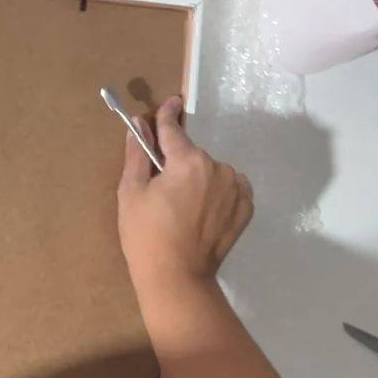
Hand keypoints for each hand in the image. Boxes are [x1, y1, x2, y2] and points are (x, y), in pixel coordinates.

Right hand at [116, 96, 253, 306]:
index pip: (174, 131)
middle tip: (159, 191)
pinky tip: (198, 214)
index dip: (166, 116)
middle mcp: (218, 168)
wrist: (177, 276)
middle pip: (191, 156)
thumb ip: (137, 156)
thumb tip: (137, 126)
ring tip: (179, 208)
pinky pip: (228, 189)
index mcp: (188, 161)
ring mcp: (237, 188)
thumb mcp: (131, 194)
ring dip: (196, 180)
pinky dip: (214, 194)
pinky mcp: (246, 207)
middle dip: (176, 164)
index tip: (170, 102)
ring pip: (211, 172)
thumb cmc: (145, 235)